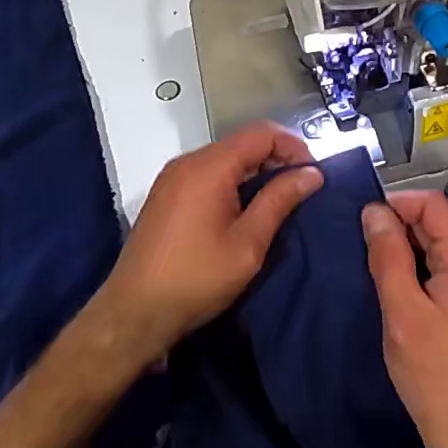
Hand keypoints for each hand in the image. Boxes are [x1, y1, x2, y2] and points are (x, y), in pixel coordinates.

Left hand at [89, 122, 322, 364]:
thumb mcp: (248, 243)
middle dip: (276, 159)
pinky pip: (207, 172)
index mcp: (209, 167)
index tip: (313, 175)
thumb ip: (279, 201)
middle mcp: (188, 161)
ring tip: (277, 201)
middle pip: (242, 142)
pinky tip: (243, 209)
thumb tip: (312, 174)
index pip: (261, 134)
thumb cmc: (196, 279)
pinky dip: (232, 181)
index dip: (293, 147)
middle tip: (300, 190)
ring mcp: (172, 177)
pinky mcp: (166, 194)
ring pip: (225, 157)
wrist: (134, 313)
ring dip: (255, 171)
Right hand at [363, 193, 447, 447]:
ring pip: (436, 244)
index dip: (398, 203)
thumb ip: (388, 256)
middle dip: (399, 225)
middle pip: (437, 222)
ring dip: (405, 246)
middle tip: (363, 247)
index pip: (434, 205)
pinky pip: (440, 266)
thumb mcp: (402, 313)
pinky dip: (415, 266)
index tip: (364, 220)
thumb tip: (373, 211)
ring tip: (373, 265)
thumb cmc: (435, 375)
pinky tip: (392, 283)